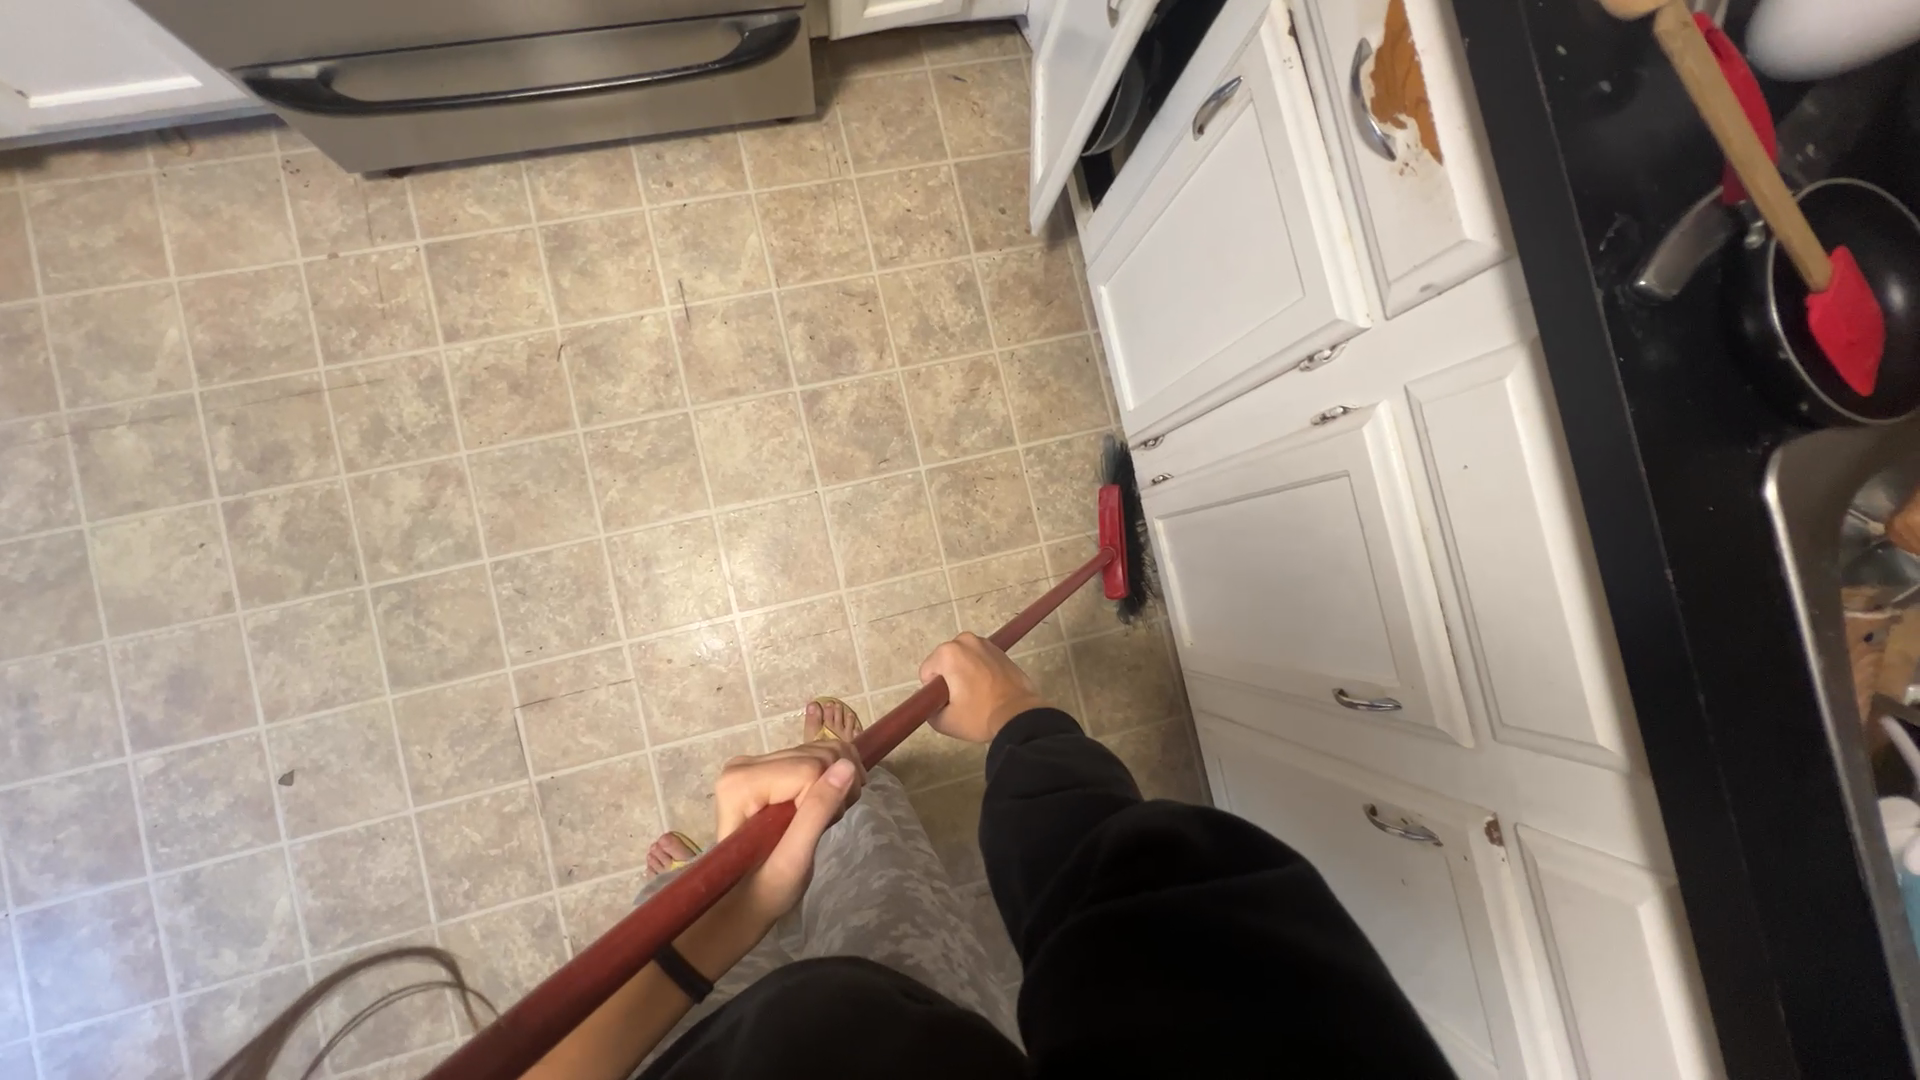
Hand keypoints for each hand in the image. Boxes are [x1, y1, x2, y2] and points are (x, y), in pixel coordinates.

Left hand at [713, 741, 864, 920]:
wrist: (743, 901)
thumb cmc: (764, 891)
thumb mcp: (794, 860)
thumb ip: (818, 811)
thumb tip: (846, 766)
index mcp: (741, 785)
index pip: (809, 768)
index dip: (827, 798)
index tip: (824, 828)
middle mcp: (744, 765)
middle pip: (817, 755)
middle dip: (836, 787)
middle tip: (828, 822)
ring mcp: (755, 763)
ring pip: (821, 751)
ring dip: (838, 782)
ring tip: (825, 816)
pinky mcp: (768, 766)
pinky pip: (815, 754)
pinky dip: (832, 776)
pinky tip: (823, 802)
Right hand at [918, 632, 1044, 743]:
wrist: (1019, 714)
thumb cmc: (979, 715)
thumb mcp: (943, 721)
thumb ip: (929, 710)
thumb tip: (934, 704)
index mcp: (948, 653)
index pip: (927, 672)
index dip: (933, 690)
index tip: (948, 702)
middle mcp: (966, 640)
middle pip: (945, 661)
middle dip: (949, 678)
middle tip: (962, 699)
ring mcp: (986, 643)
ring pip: (963, 659)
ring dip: (965, 672)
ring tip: (977, 694)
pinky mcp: (1001, 650)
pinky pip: (980, 659)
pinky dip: (980, 670)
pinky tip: (988, 688)